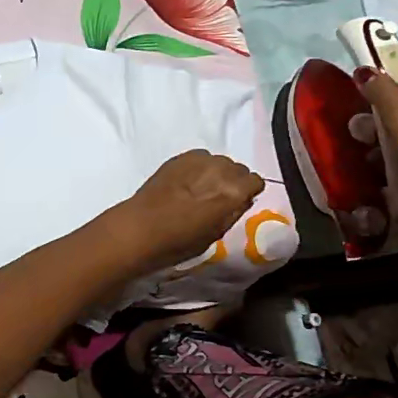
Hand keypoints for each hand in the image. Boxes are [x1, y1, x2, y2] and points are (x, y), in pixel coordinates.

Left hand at [102, 150, 263, 273]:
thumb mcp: (216, 233)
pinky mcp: (179, 157)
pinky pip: (200, 157)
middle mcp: (221, 168)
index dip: (248, 192)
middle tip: (219, 198)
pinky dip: (199, 167)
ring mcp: (199, 159)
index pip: (255, 181)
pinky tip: (187, 182)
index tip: (239, 202)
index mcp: (234, 190)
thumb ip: (233, 212)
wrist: (141, 228)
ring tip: (201, 189)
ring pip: (219, 161)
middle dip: (233, 181)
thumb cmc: (180, 240)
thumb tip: (241, 200)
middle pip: (238, 168)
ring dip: (215, 172)